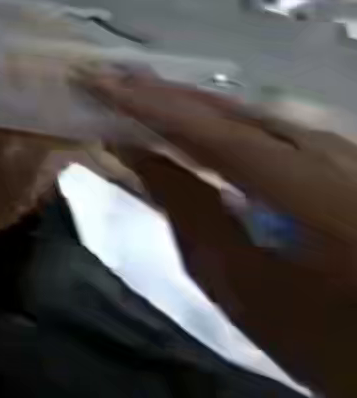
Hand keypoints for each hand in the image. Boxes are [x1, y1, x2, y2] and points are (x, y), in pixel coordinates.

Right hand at [82, 70, 356, 394]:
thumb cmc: (311, 338)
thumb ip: (183, 206)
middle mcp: (351, 176)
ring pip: (282, 126)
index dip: (148, 103)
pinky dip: (250, 130)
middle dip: (179, 98)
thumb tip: (129, 145)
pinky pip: (306, 144)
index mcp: (320, 201)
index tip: (87, 78)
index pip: (218, 135)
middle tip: (111, 78)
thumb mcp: (235, 281)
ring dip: (212, 111)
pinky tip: (215, 130)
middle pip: (255, 121)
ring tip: (153, 97)